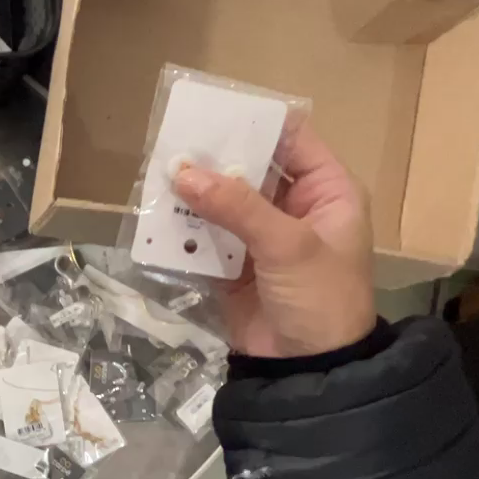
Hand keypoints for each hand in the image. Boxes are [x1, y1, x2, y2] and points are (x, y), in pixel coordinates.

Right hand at [172, 124, 375, 358]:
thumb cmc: (319, 296)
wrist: (306, 367)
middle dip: (211, 161)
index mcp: (324, 191)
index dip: (255, 123)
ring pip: (218, 206)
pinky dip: (181, 234)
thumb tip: (182, 172)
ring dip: (190, 198)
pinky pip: (201, 242)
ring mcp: (256, 240)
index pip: (291, 140)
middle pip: (246, 171)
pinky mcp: (229, 269)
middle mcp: (290, 209)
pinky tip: (155, 224)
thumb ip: (236, 207)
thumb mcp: (287, 244)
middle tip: (170, 146)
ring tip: (154, 182)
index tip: (213, 112)